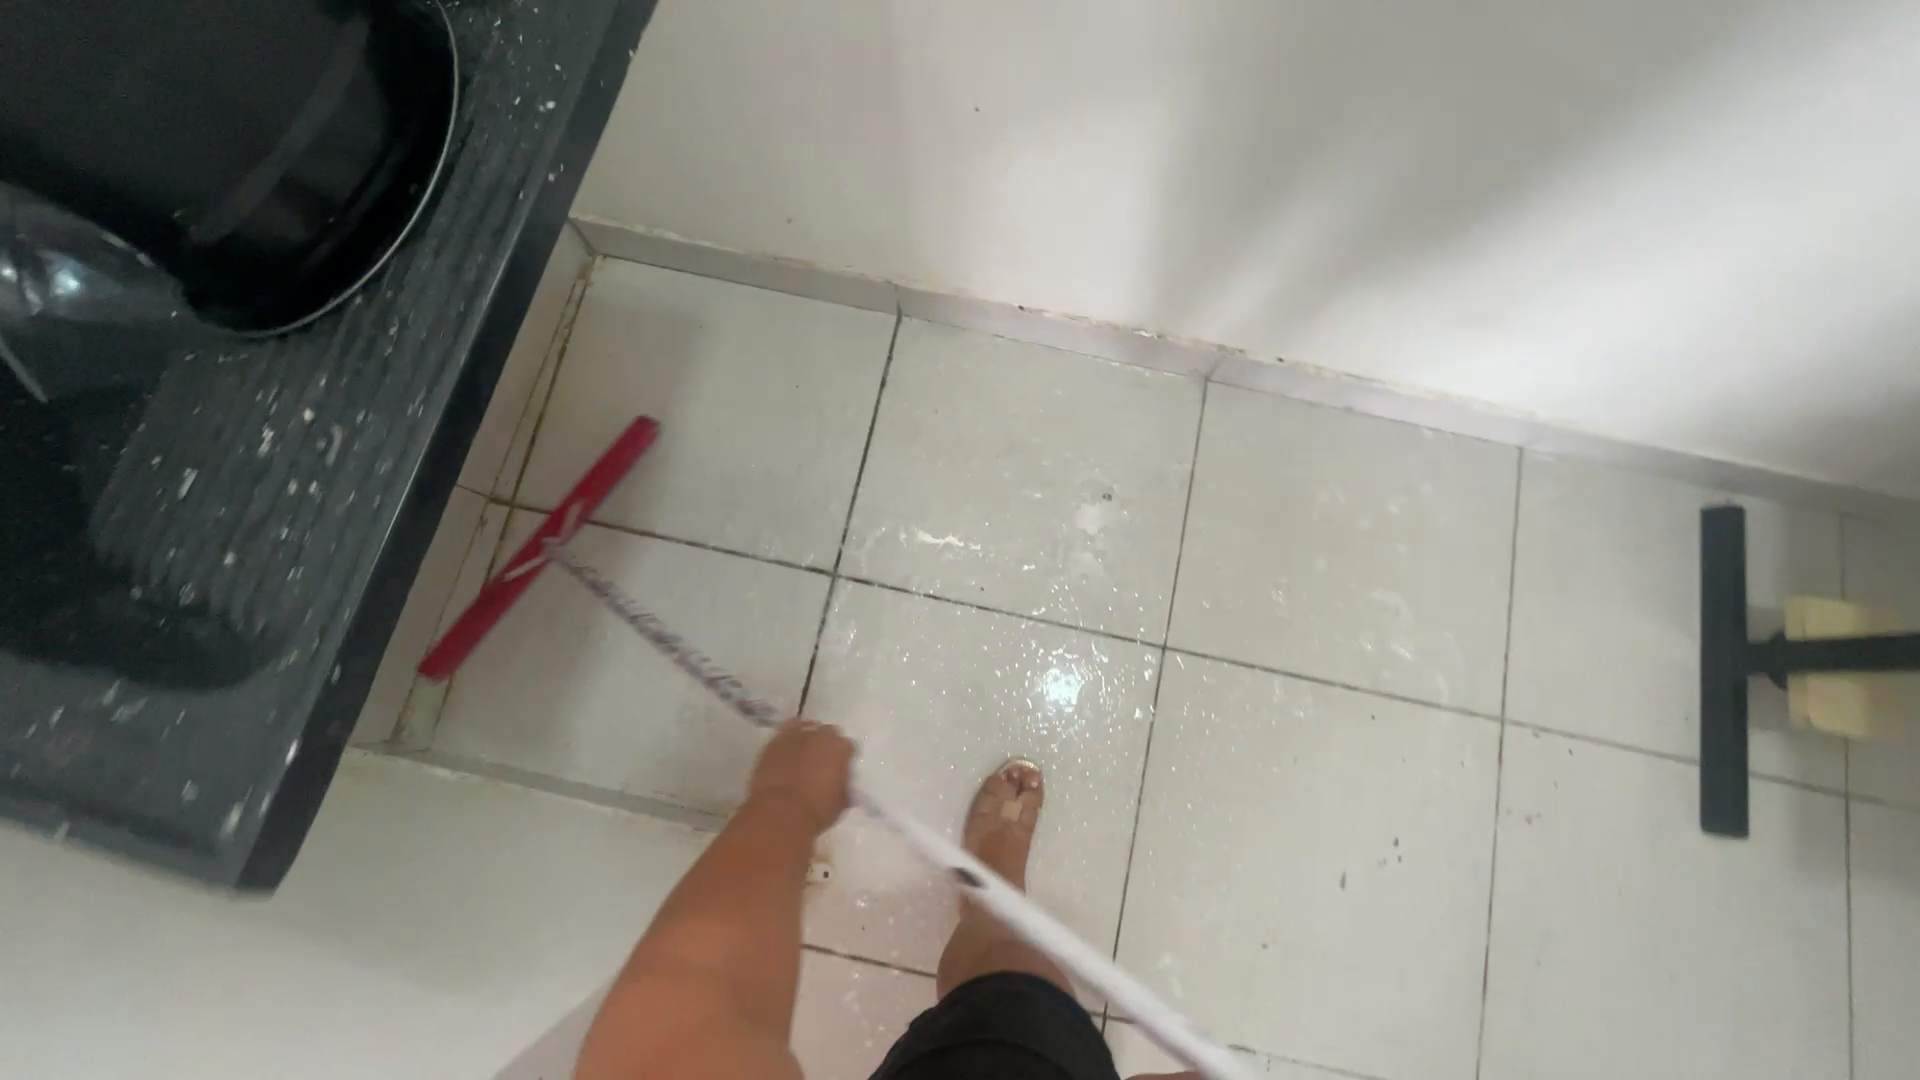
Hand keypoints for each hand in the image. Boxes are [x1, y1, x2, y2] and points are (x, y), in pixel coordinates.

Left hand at [746, 717, 853, 833]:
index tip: (838, 771)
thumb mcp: (840, 804)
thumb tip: (841, 786)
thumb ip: (844, 788)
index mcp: (841, 749)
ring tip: (803, 754)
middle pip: (828, 734)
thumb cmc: (815, 811)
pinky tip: (789, 746)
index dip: (843, 759)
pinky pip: (787, 729)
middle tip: (821, 763)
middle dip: (826, 746)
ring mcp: (797, 735)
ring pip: (808, 728)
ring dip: (808, 739)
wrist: (779, 813)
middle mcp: (822, 736)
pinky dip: (790, 735)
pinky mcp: (776, 740)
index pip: (847, 747)